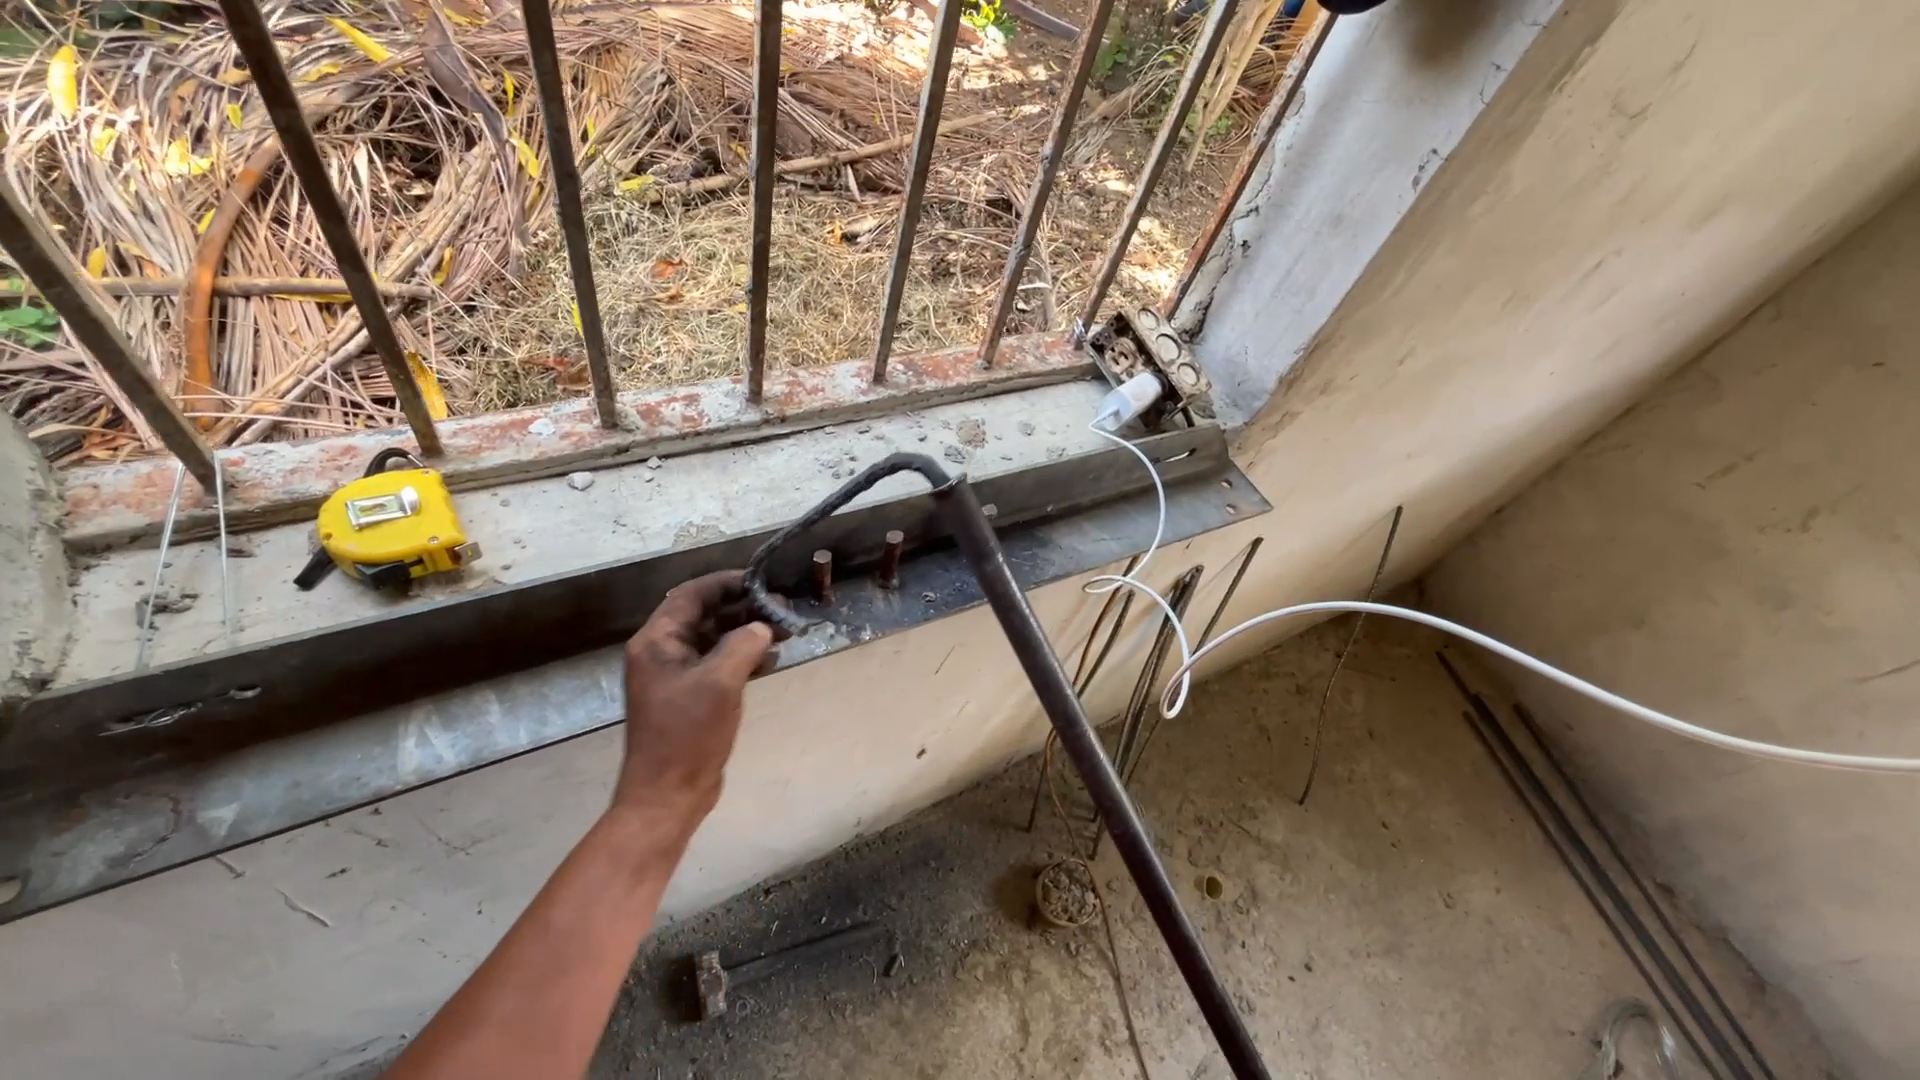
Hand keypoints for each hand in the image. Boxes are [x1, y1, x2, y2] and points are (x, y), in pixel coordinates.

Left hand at [614, 570, 775, 829]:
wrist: (667, 794)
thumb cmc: (688, 735)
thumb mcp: (720, 682)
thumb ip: (744, 644)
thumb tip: (762, 627)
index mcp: (656, 642)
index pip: (691, 595)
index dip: (727, 583)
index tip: (762, 581)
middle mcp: (661, 653)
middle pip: (704, 615)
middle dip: (743, 609)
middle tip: (782, 607)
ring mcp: (675, 677)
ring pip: (714, 640)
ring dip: (746, 633)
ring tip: (784, 630)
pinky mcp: (689, 697)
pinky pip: (717, 664)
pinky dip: (743, 657)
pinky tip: (770, 659)